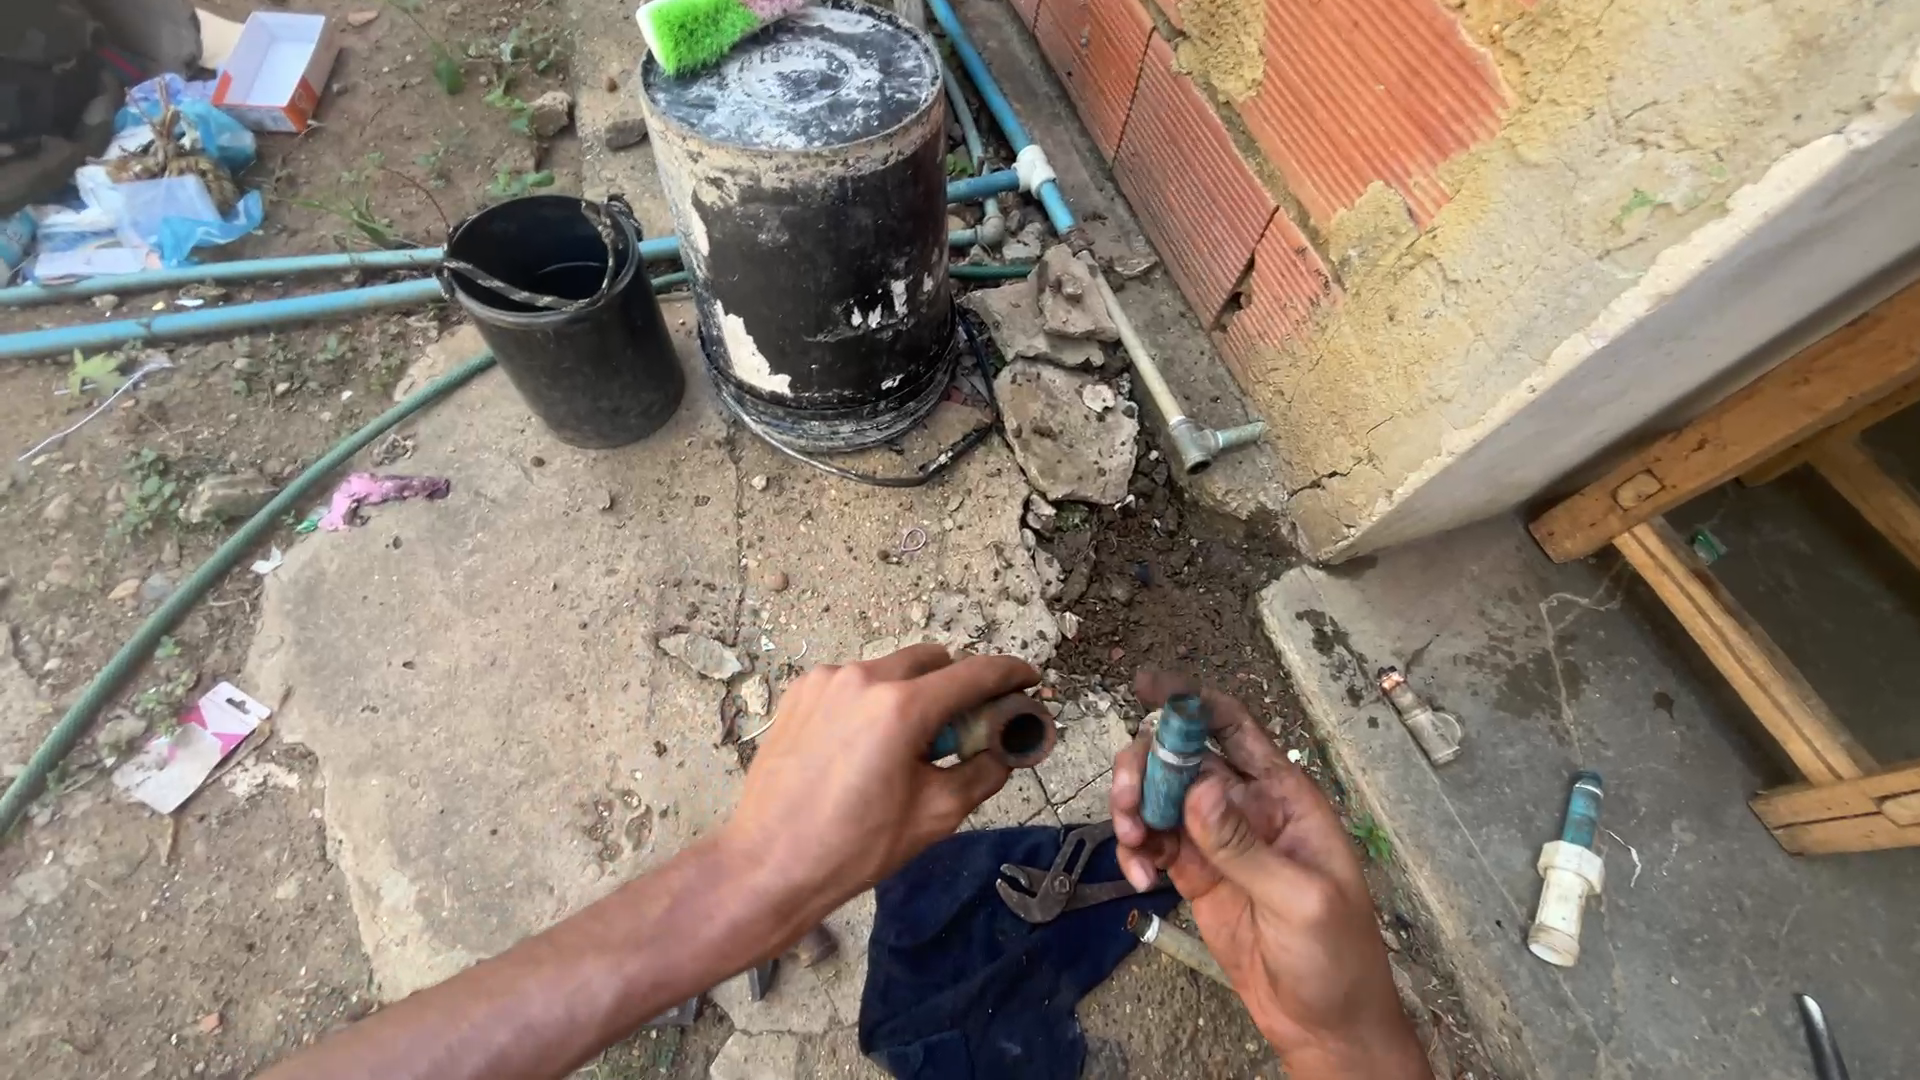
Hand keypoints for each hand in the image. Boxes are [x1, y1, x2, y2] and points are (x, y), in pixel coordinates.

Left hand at [721, 644, 1038, 925]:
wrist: (768, 863)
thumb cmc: (856, 846)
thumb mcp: (936, 815)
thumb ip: (983, 771)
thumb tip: (1005, 749)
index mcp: (901, 707)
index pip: (974, 673)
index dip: (1009, 673)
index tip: (1029, 679)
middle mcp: (863, 677)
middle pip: (933, 659)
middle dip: (956, 684)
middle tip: (960, 727)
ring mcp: (827, 679)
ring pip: (891, 668)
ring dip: (912, 692)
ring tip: (903, 743)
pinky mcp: (801, 690)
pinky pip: (855, 681)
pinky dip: (873, 699)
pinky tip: (863, 742)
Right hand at [1111, 672, 1428, 1078]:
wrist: (1326, 1029)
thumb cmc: (1336, 958)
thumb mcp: (1300, 900)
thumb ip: (1245, 844)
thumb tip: (1198, 786)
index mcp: (1281, 794)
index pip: (1232, 726)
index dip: (1190, 700)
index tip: (1144, 686)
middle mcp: (1241, 803)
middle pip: (1178, 757)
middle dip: (1144, 768)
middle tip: (1127, 802)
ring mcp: (1212, 836)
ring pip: (1156, 795)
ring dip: (1132, 810)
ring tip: (1132, 846)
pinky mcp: (1191, 869)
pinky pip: (1151, 840)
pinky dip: (1135, 850)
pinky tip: (1139, 879)